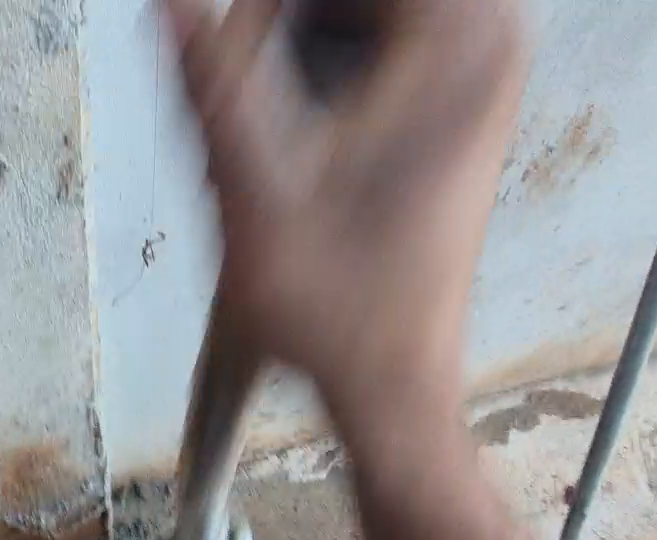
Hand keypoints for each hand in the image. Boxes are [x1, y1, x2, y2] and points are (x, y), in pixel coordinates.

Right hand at [164, 0, 527, 414]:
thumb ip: (213, 92)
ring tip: (265, 155)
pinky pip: (367, 45)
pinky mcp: (451, 104)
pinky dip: (312, 82)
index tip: (223, 74)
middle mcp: (485, 38)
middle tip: (243, 123)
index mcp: (457, 39)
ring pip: (348, 13)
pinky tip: (291, 158)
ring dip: (285, 65)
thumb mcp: (255, 204)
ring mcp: (474, 68)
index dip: (258, 18)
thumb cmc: (337, 316)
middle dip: (271, 37)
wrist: (389, 384)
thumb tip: (171, 8)